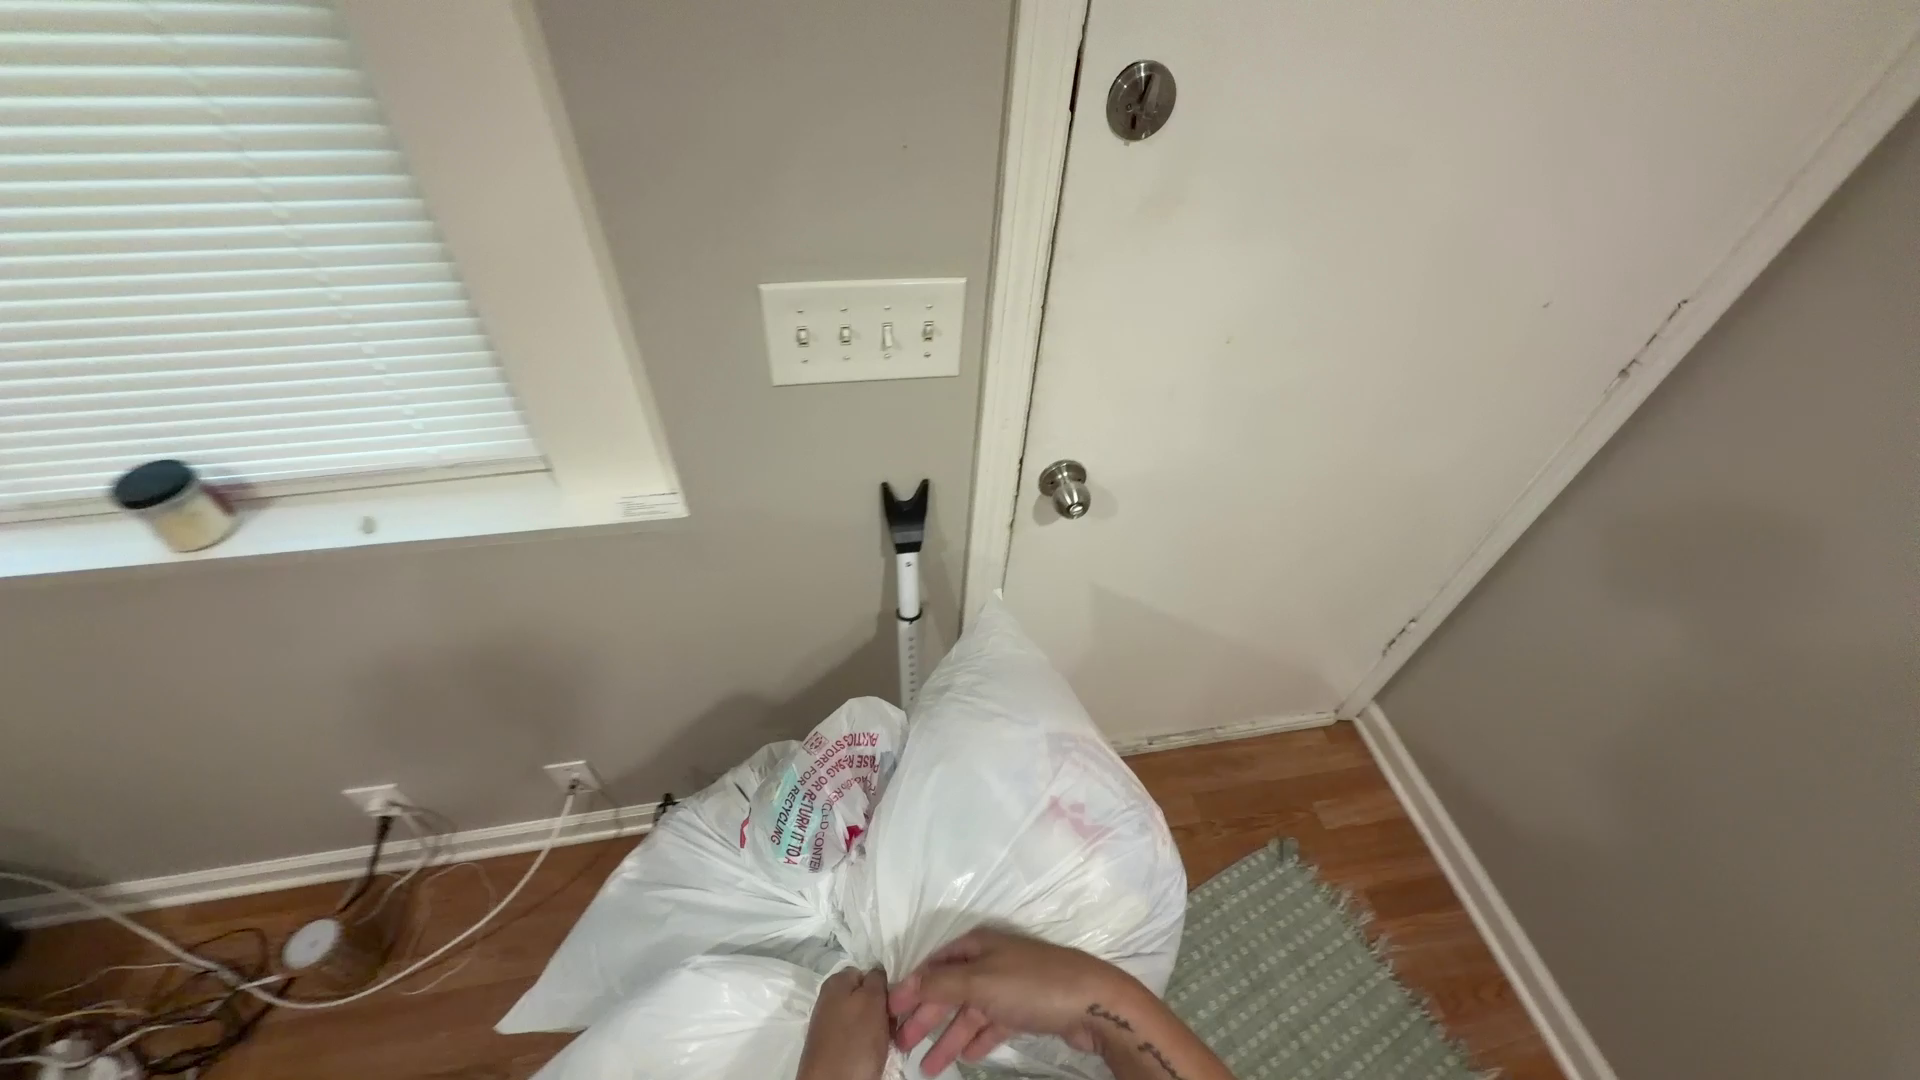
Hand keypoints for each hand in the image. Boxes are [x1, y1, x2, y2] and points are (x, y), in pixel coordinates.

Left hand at [798, 967, 891, 1079]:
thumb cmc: (854, 1041)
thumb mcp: (872, 1000)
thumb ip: (876, 978)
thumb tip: (876, 971)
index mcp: (835, 982)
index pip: (866, 971)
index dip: (883, 985)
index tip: (894, 1001)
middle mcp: (828, 1000)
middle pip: (864, 996)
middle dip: (880, 1008)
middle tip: (890, 1024)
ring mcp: (828, 1026)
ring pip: (862, 1018)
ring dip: (876, 1029)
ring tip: (882, 1042)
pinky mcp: (831, 1049)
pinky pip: (856, 1038)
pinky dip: (866, 1045)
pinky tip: (871, 1054)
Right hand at [887, 927, 1141, 1076]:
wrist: (1091, 1001)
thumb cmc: (1030, 984)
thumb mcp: (979, 981)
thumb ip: (940, 985)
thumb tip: (902, 985)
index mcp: (976, 945)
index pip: (934, 966)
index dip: (911, 988)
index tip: (888, 1013)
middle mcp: (990, 960)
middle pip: (949, 989)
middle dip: (925, 1017)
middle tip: (901, 1045)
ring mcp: (1008, 984)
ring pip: (969, 1011)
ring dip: (948, 1036)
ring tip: (928, 1065)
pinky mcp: (1026, 1008)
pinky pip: (992, 1023)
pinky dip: (977, 1038)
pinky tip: (965, 1057)